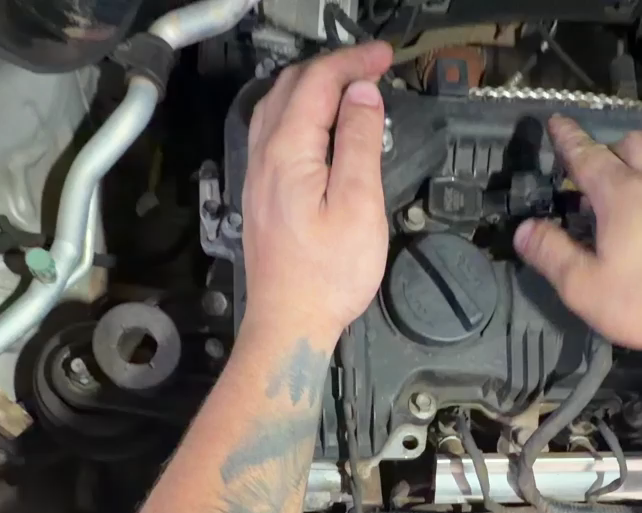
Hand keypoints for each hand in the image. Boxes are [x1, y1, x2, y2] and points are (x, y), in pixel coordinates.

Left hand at [240, 43, 393, 346]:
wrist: (290, 324)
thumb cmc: (326, 277)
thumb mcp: (358, 206)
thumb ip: (359, 144)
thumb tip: (363, 96)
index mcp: (289, 153)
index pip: (319, 83)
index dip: (354, 62)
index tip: (384, 58)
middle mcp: (264, 158)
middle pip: (292, 88)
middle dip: (333, 69)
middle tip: (371, 70)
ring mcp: (258, 180)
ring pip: (276, 110)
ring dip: (311, 90)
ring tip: (345, 91)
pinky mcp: (261, 200)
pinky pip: (272, 138)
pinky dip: (297, 117)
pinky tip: (315, 131)